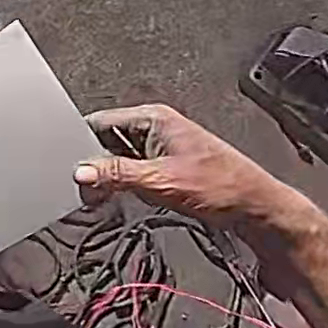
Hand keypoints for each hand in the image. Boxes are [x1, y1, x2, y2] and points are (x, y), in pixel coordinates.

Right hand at [73, 105, 327, 245]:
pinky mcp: (164, 165)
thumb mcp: (161, 181)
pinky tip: (125, 198)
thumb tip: (82, 171)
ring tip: (106, 198)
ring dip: (110, 179)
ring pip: (118, 159)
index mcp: (154, 118)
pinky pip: (132, 171)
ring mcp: (160, 147)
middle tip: (88, 191)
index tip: (72, 168)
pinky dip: (124, 186)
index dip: (82, 144)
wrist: (255, 209)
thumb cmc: (221, 187)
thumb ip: (117, 174)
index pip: (101, 122)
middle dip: (96, 166)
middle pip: (107, 141)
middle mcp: (156, 128)